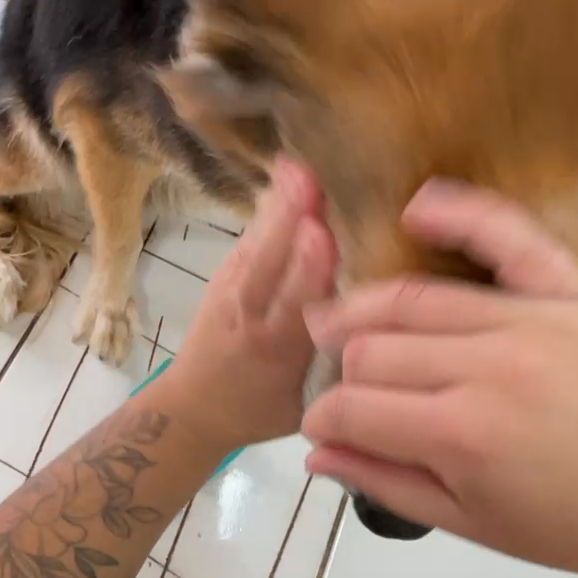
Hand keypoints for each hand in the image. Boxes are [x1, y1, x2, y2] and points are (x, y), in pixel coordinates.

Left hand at [148, 156, 336, 454]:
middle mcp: (250, 316)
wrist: (192, 405)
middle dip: (286, 223)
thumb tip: (385, 331)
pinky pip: (245, 243)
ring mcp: (228, 293)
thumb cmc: (260, 408)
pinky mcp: (220, 278)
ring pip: (253, 248)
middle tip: (308, 181)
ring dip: (274, 208)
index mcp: (275, 351)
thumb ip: (336, 368)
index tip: (320, 235)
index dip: (306, 270)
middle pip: (267, 265)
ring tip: (293, 168)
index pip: (294, 305)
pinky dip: (263, 213)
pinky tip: (280, 181)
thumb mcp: (304, 404)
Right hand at [299, 180, 577, 577]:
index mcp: (462, 436)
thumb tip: (313, 453)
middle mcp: (488, 368)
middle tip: (347, 392)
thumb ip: (384, 483)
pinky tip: (418, 207)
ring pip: (409, 299)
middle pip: (369, 349)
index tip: (320, 428)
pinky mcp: (573, 296)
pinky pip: (511, 239)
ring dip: (361, 311)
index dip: (320, 418)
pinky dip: (463, 215)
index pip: (349, 406)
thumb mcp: (470, 527)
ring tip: (340, 323)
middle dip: (342, 374)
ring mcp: (532, 323)